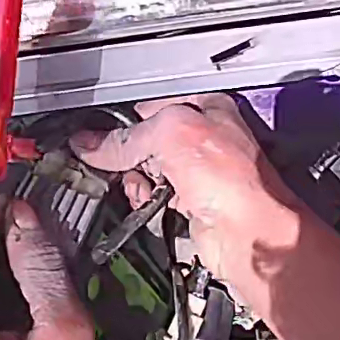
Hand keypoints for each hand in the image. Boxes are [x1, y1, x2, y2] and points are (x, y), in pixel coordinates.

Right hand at [70, 95, 297, 296]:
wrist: (247, 232)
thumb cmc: (231, 180)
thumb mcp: (169, 134)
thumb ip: (126, 137)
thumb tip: (91, 145)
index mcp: (206, 108)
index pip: (150, 106)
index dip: (123, 121)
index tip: (99, 135)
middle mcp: (203, 139)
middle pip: (145, 142)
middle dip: (129, 156)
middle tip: (123, 163)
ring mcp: (198, 173)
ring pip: (146, 172)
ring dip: (135, 182)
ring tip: (143, 186)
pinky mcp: (191, 203)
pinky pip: (153, 198)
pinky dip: (145, 202)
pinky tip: (150, 202)